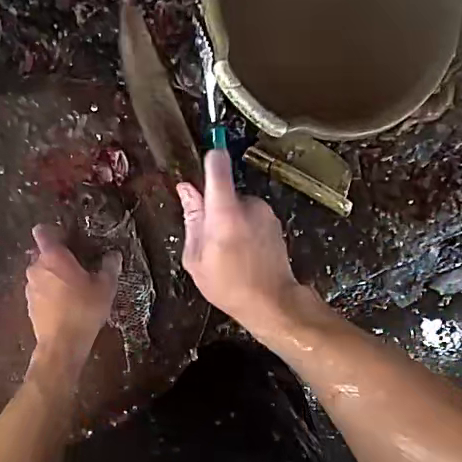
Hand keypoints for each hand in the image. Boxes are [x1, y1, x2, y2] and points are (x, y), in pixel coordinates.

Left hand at [24, 224, 120, 384]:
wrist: (62, 344)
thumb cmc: (85, 310)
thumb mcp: (106, 287)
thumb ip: (109, 267)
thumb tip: (113, 255)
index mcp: (53, 257)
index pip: (43, 231)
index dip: (55, 231)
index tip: (69, 239)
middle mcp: (36, 267)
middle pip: (43, 253)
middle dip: (58, 257)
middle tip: (79, 267)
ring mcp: (29, 287)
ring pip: (41, 273)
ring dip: (53, 276)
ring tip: (73, 289)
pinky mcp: (29, 304)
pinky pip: (39, 290)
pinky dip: (49, 293)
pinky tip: (65, 305)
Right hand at [178, 149, 304, 331]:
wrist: (272, 302)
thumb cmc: (229, 285)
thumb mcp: (196, 258)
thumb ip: (192, 219)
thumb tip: (186, 191)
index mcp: (225, 213)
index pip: (218, 166)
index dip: (209, 159)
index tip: (203, 159)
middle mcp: (248, 205)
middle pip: (224, 191)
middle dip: (214, 208)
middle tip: (209, 239)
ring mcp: (265, 212)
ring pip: (238, 206)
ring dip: (230, 221)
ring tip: (227, 251)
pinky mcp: (275, 222)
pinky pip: (251, 217)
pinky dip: (244, 229)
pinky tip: (243, 253)